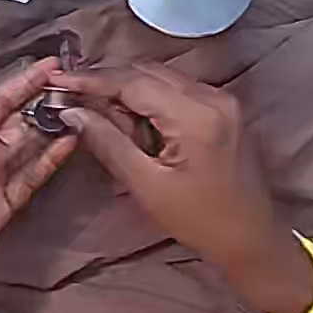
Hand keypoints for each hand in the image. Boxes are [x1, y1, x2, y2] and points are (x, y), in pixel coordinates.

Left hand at [0, 58, 75, 312]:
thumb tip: (19, 132)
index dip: (19, 85)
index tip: (47, 67)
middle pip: (11, 126)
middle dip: (38, 107)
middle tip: (71, 90)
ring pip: (23, 153)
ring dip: (47, 134)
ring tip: (76, 114)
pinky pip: (26, 182)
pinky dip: (45, 165)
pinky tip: (63, 147)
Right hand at [51, 63, 292, 284]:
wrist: (254, 240)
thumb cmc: (200, 220)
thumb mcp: (146, 185)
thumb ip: (108, 141)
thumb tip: (72, 111)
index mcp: (196, 115)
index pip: (133, 82)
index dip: (91, 79)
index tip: (58, 78)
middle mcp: (212, 96)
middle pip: (146, 72)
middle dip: (108, 84)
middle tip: (77, 103)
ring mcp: (221, 99)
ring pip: (160, 77)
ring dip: (128, 91)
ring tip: (104, 118)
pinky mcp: (223, 107)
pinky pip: (175, 89)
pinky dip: (149, 99)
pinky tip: (133, 123)